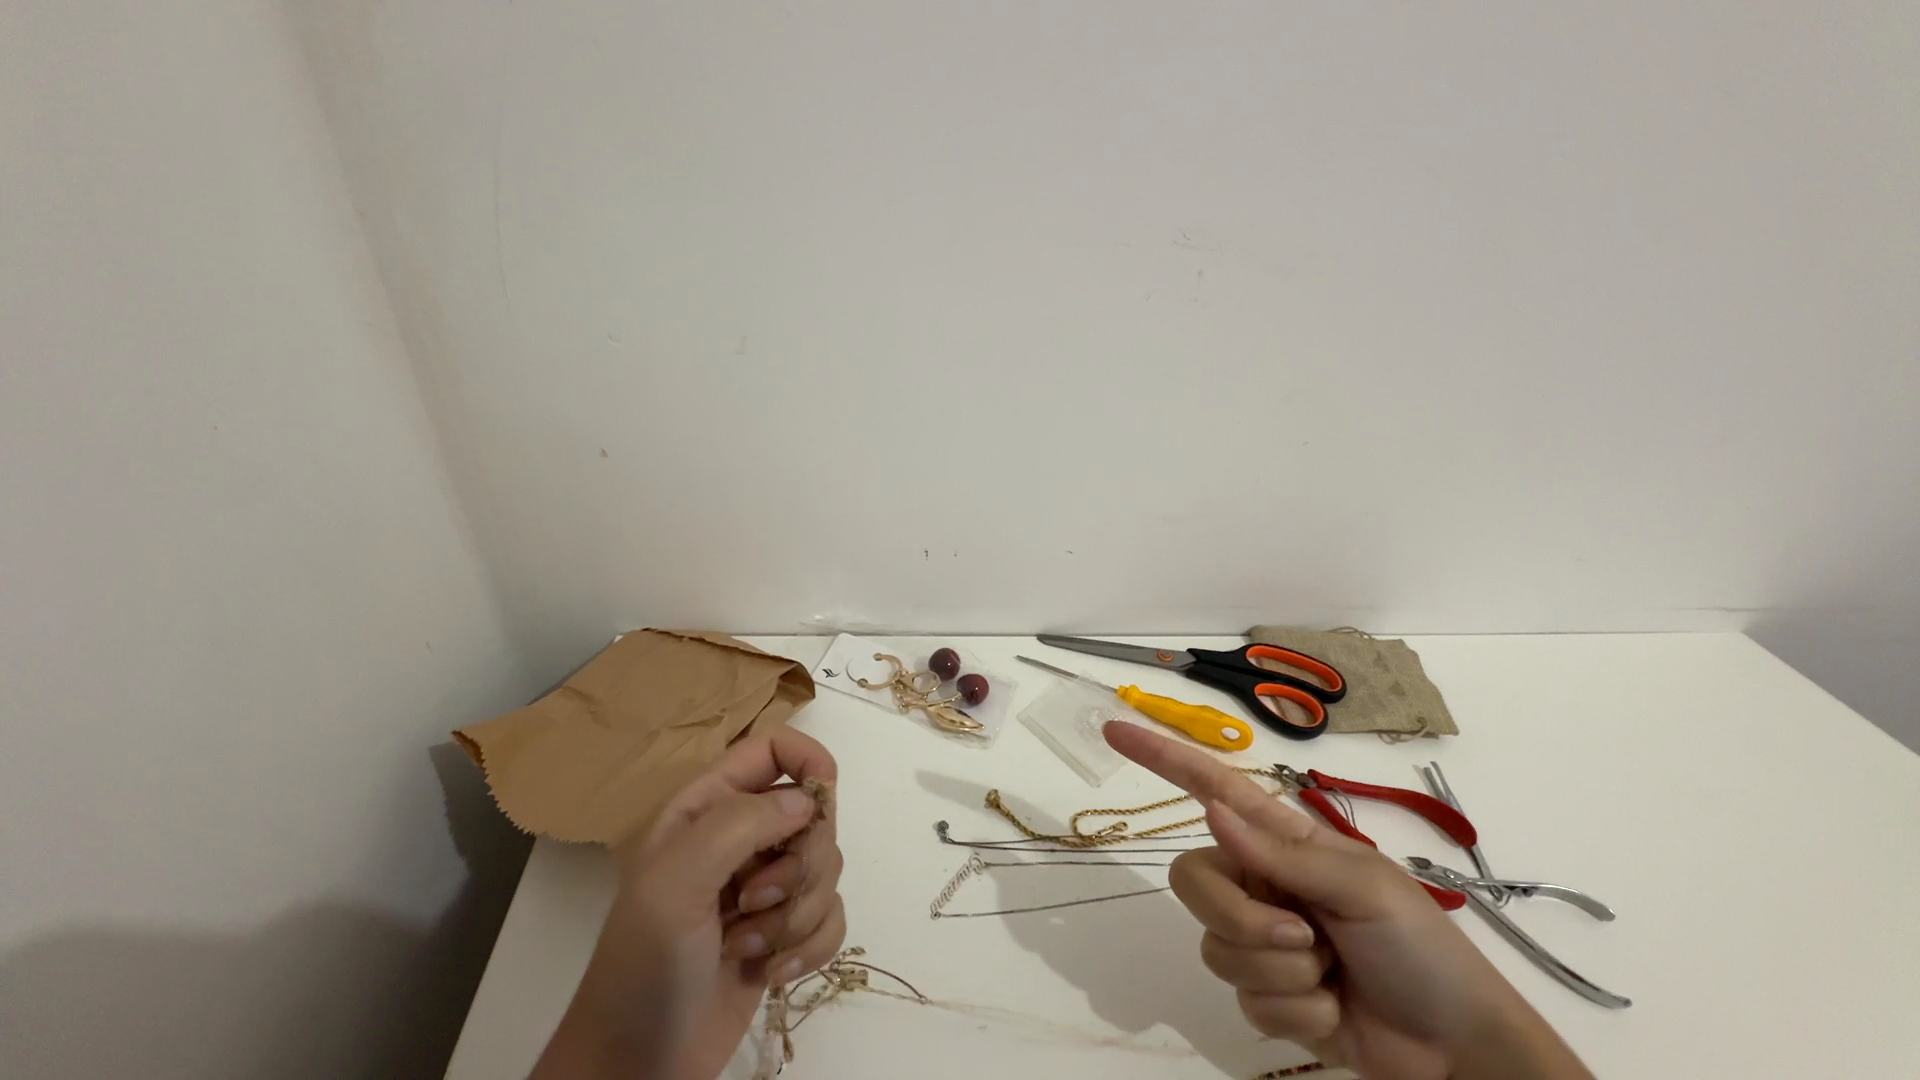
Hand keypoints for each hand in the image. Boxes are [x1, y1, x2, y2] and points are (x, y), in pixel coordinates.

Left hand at [533, 728, 845, 1079]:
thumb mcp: (675, 883)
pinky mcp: (783, 934)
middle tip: (754, 901)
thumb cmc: (643, 967)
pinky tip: (770, 972)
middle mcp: (740, 839)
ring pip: (827, 869)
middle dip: (800, 864)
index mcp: (706, 809)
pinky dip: (811, 946)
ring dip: (798, 914)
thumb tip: (808, 802)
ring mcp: (764, 889)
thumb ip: (740, 825)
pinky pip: (833, 918)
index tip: (822, 801)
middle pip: (813, 815)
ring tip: (747, 945)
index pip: (772, 750)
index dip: (808, 760)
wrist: (635, 1068)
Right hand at [1104, 722, 1592, 1079]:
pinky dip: (1293, 1009)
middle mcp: (1259, 881)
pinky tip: (1331, 1009)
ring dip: (1281, 970)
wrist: (1455, 1046)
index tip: (1115, 730)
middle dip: (1242, 917)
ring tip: (1329, 973)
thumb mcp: (1361, 886)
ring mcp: (1259, 939)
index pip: (1210, 788)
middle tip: (1302, 935)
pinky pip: (1244, 997)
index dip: (1163, 758)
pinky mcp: (1266, 994)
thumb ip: (1281, 852)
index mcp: (1282, 841)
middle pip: (1193, 881)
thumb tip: (1209, 807)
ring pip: (1216, 945)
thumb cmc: (1419, 946)